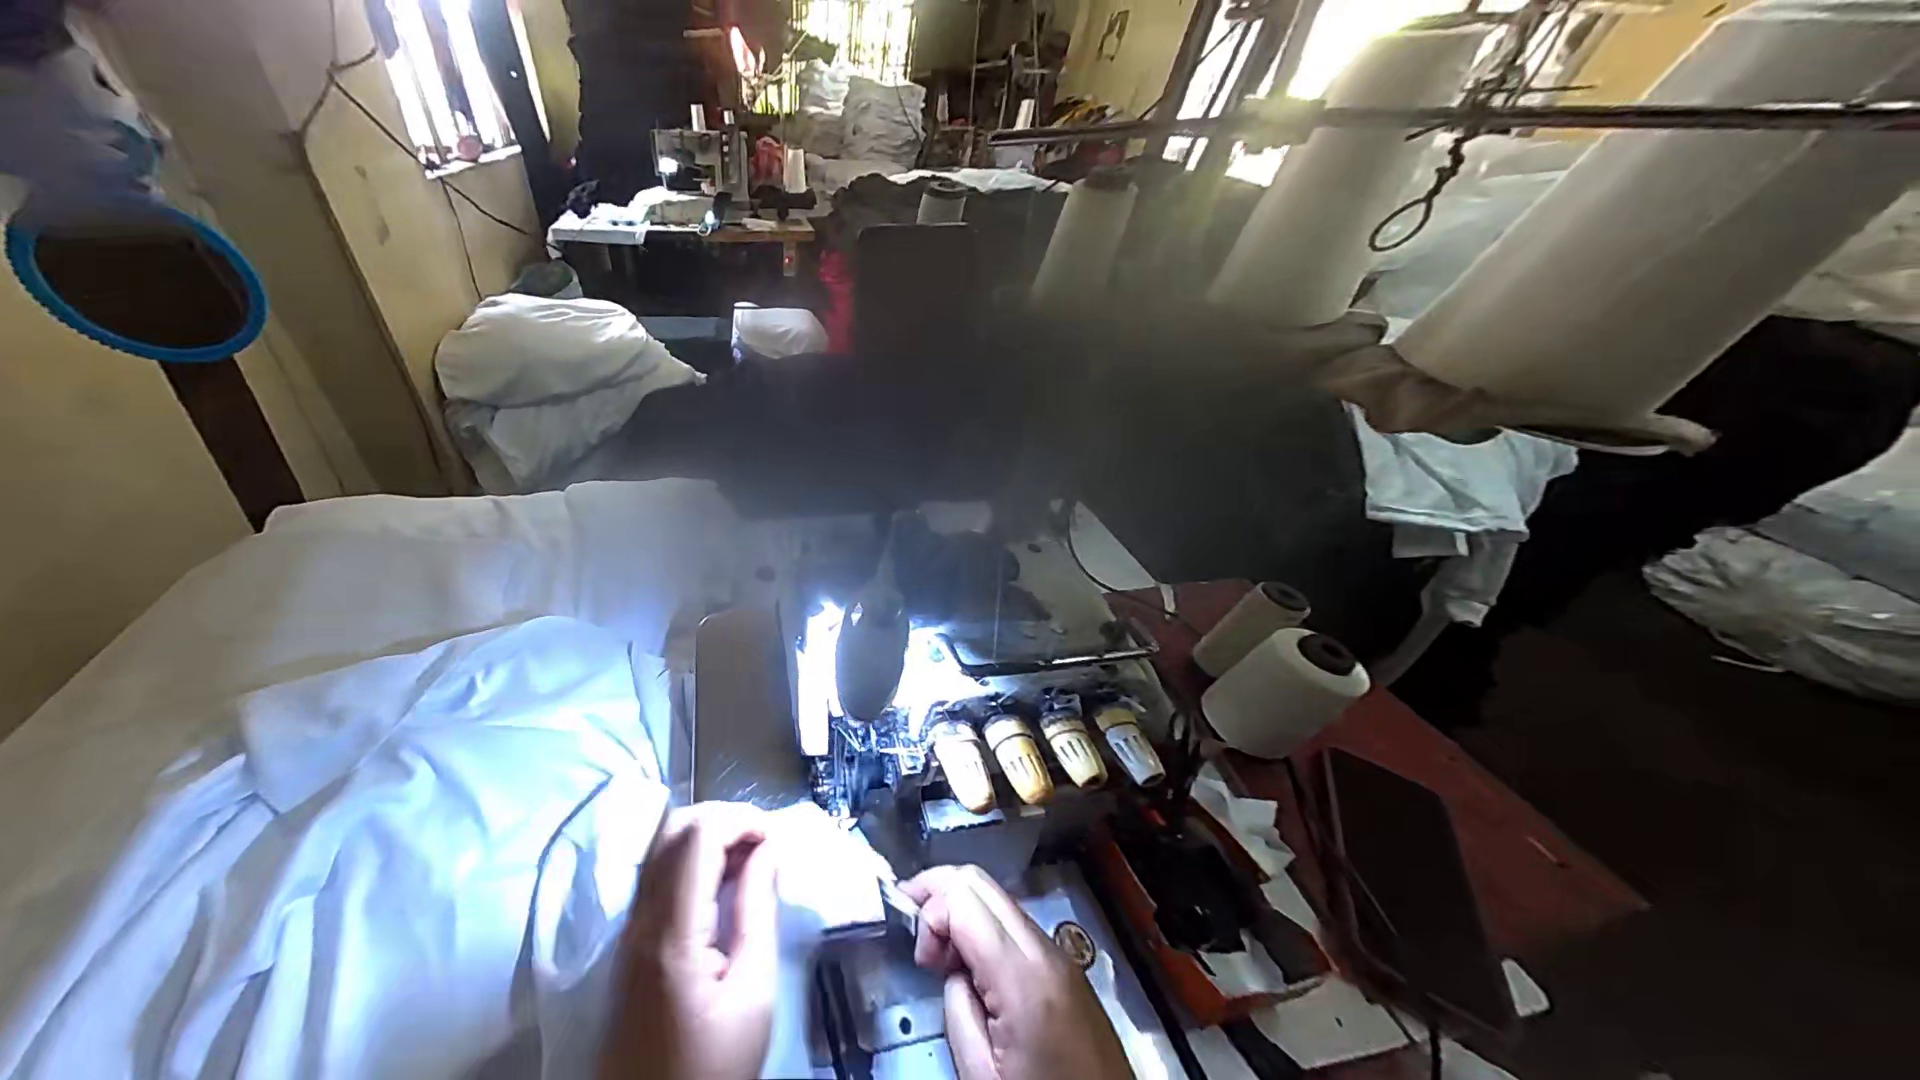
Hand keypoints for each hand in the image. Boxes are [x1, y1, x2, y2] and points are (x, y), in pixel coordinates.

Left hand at [601, 802, 780, 1079]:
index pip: (698, 834)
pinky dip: (696, 858)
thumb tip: (767, 850)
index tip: (777, 842)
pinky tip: (725, 882)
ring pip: (663, 845)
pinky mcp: (631, 942)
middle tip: (765, 846)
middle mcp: (641, 919)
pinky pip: (660, 873)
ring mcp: (630, 929)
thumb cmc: (712, 1065)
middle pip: (674, 827)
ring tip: (751, 861)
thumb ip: (758, 910)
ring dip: (710, 835)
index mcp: (671, 931)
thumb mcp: (754, 992)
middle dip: (726, 819)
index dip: (742, 820)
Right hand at [901, 865, 1132, 1079]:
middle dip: (938, 894)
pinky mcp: (1065, 965)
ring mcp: (1059, 953)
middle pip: (981, 883)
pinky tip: (971, 963)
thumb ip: (957, 1010)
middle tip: (913, 932)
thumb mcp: (982, 1076)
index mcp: (1023, 977)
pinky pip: (1014, 923)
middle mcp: (1044, 949)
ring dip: (960, 909)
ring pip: (998, 897)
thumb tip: (952, 971)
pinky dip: (983, 925)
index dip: (929, 915)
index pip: (963, 899)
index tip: (919, 959)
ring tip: (940, 953)